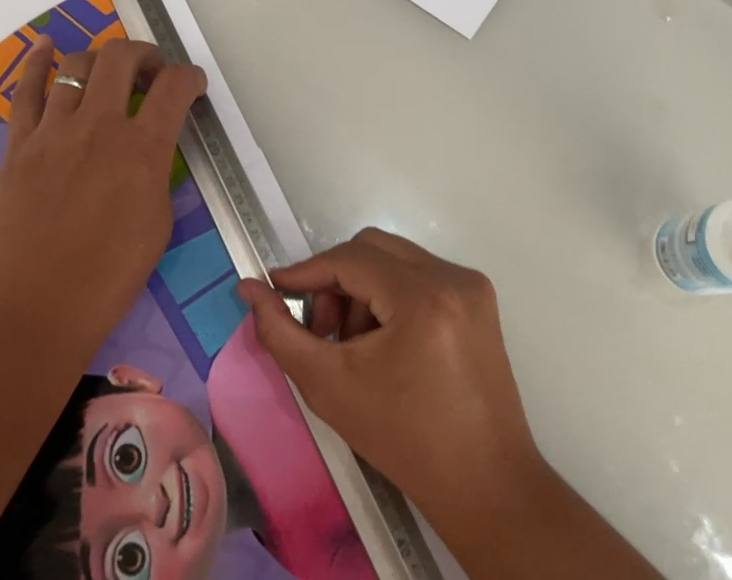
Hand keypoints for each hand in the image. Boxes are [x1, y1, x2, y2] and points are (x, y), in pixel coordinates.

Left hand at [0, 35, 205, 357]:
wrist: (36, 310)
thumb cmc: (108, 279)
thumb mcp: (157, 225)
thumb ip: (156, 174)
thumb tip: (148, 150)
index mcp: (142, 151)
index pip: (174, 88)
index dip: (189, 77)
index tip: (192, 85)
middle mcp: (98, 127)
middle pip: (121, 58)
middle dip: (145, 55)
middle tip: (151, 73)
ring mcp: (52, 131)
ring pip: (75, 65)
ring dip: (100, 60)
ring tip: (107, 74)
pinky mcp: (18, 145)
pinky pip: (25, 90)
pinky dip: (37, 61)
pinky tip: (47, 45)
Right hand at [235, 230, 545, 520]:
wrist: (482, 483)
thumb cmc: (402, 439)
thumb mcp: (328, 385)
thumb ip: (281, 332)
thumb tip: (249, 288)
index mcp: (423, 296)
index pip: (350, 258)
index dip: (306, 272)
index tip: (272, 290)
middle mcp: (454, 278)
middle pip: (373, 249)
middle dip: (336, 281)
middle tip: (320, 331)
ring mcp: (472, 288)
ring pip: (395, 260)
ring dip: (362, 290)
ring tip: (352, 345)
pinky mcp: (479, 302)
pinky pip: (420, 277)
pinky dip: (390, 297)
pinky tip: (383, 343)